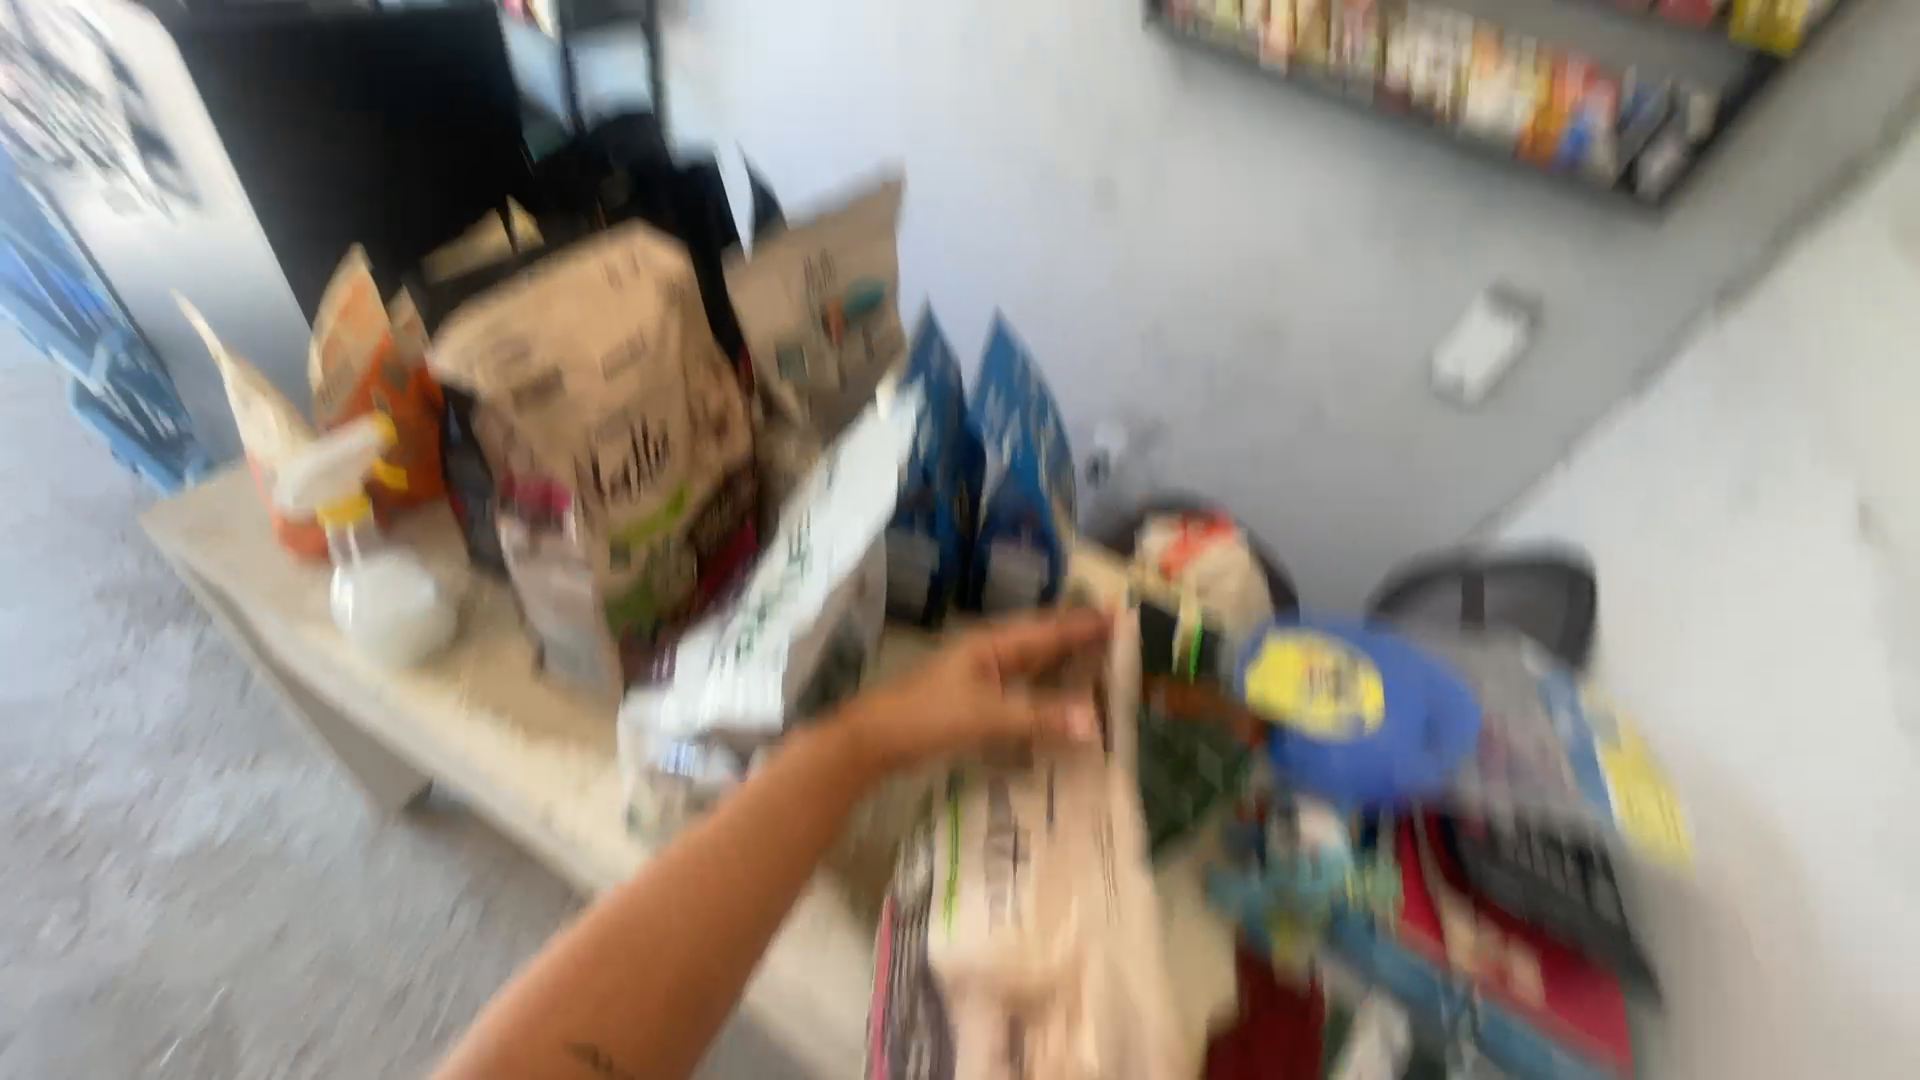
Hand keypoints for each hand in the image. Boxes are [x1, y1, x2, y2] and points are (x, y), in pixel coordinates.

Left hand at [837, 608, 1113, 776]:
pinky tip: (1054, 694)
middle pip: (1040, 638)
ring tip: (1095, 656)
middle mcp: (988, 653)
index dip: (1083, 623)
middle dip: (1076, 633)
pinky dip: (1043, 686)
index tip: (1120, 614)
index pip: (1047, 630)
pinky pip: (1018, 684)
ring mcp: (978, 675)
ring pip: (1029, 661)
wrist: (874, 739)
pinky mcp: (973, 698)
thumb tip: (1095, 721)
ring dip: (1061, 658)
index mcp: (991, 645)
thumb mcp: (985, 717)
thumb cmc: (927, 718)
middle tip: (1115, 630)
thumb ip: (1039, 717)